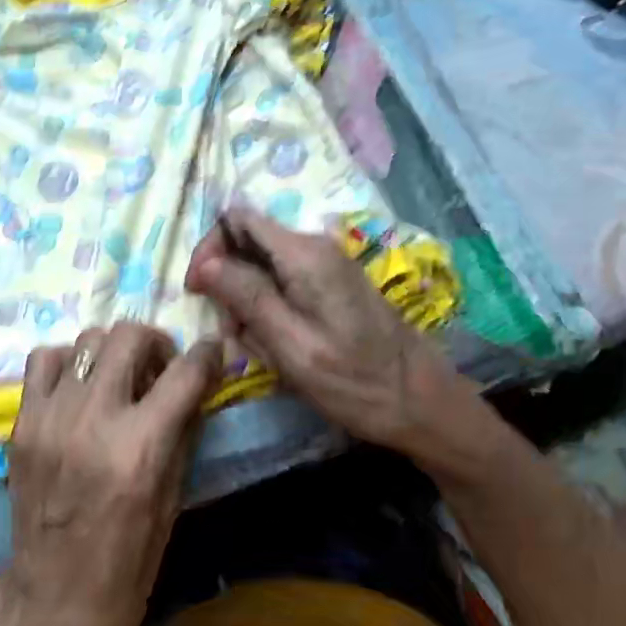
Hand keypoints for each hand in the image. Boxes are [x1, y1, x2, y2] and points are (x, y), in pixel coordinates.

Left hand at [0, 323, 221, 625]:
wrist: (56, 595)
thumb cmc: (127, 559)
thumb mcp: (172, 499)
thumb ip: (183, 431)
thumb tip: (195, 382)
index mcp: (139, 449)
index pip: (184, 374)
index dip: (205, 355)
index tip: (210, 350)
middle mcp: (94, 419)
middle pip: (128, 336)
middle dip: (154, 342)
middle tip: (158, 365)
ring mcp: (52, 415)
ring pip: (87, 340)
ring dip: (112, 351)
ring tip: (117, 376)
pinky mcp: (23, 420)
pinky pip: (43, 358)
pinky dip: (66, 361)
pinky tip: (76, 383)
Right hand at [184, 206, 473, 462]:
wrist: (427, 407)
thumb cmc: (357, 382)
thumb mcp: (292, 346)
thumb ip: (247, 297)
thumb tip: (204, 262)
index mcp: (303, 253)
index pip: (237, 218)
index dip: (209, 247)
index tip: (197, 290)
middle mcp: (314, 247)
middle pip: (247, 241)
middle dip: (228, 281)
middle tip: (232, 331)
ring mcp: (325, 266)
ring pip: (262, 265)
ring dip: (247, 302)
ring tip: (257, 348)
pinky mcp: (331, 285)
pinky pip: (283, 283)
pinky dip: (268, 309)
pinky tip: (276, 346)